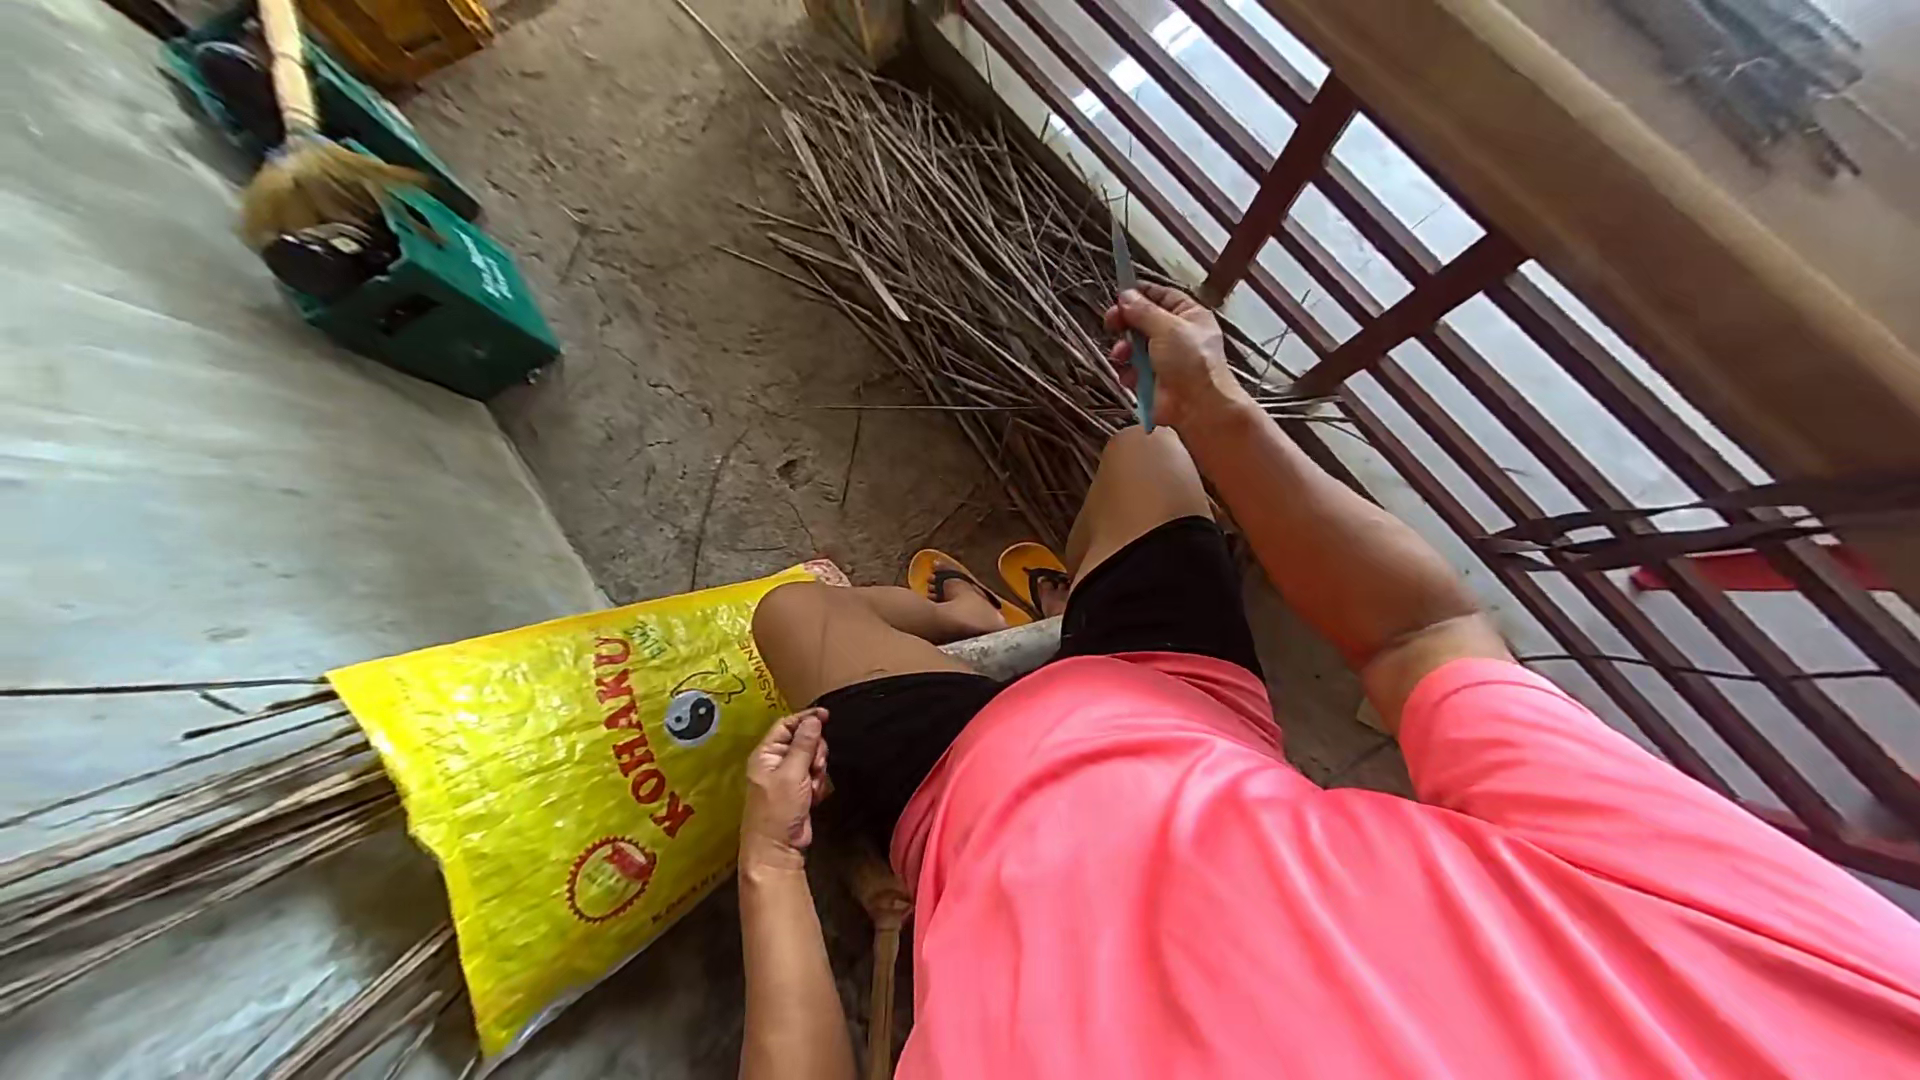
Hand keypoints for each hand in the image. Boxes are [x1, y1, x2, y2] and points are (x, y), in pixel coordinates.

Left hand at [741, 707, 828, 872]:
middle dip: (815, 751)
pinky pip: (816, 775)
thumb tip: (814, 719)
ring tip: (811, 786)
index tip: (826, 716)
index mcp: (766, 754)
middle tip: (815, 765)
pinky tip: (813, 796)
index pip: (787, 725)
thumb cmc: (778, 810)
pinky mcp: (800, 789)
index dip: (806, 719)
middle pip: (804, 740)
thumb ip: (804, 744)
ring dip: (817, 770)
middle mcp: (776, 762)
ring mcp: (788, 776)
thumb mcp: (792, 773)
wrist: (778, 848)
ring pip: (813, 758)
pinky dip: (818, 784)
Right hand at [1104, 283, 1253, 430]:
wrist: (1197, 406)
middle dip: (1126, 324)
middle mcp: (1176, 336)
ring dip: (1123, 349)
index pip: (1162, 297)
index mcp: (1188, 316)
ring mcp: (1162, 359)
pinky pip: (1131, 370)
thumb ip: (1144, 311)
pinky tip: (1129, 377)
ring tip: (1122, 355)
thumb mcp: (1168, 328)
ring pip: (1133, 347)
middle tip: (1111, 323)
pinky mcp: (1151, 380)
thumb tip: (1125, 295)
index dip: (1141, 295)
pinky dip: (1126, 372)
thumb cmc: (1191, 361)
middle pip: (1142, 322)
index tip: (1120, 295)